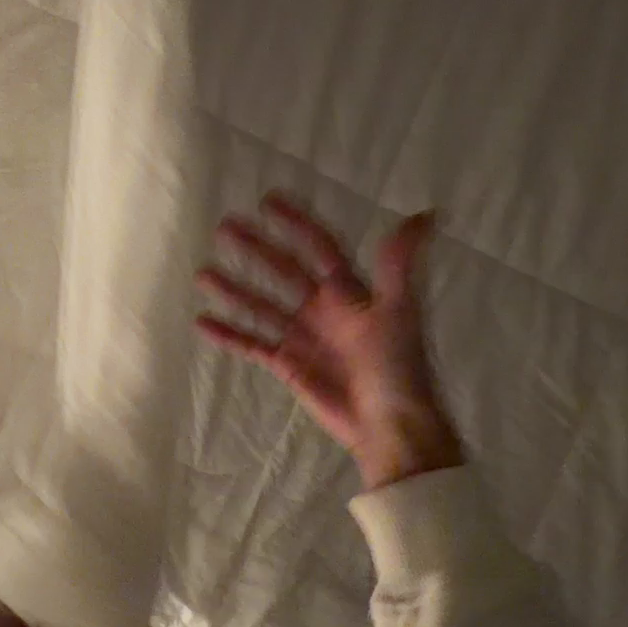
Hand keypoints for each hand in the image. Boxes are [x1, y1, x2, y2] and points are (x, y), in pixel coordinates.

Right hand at [196, 192, 463, 490]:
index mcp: (349, 291)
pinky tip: (202, 322)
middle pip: (282, 270)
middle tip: (223, 228)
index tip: (268, 201)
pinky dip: (228, 334)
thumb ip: (398, 264)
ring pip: (260, 305)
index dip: (295, 223)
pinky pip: (251, 344)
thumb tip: (425, 213)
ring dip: (233, 289)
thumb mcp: (399, 311)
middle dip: (254, 248)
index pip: (317, 247)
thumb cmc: (398, 366)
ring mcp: (302, 336)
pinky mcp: (287, 364)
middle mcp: (322, 308)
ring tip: (202, 274)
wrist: (391, 425)